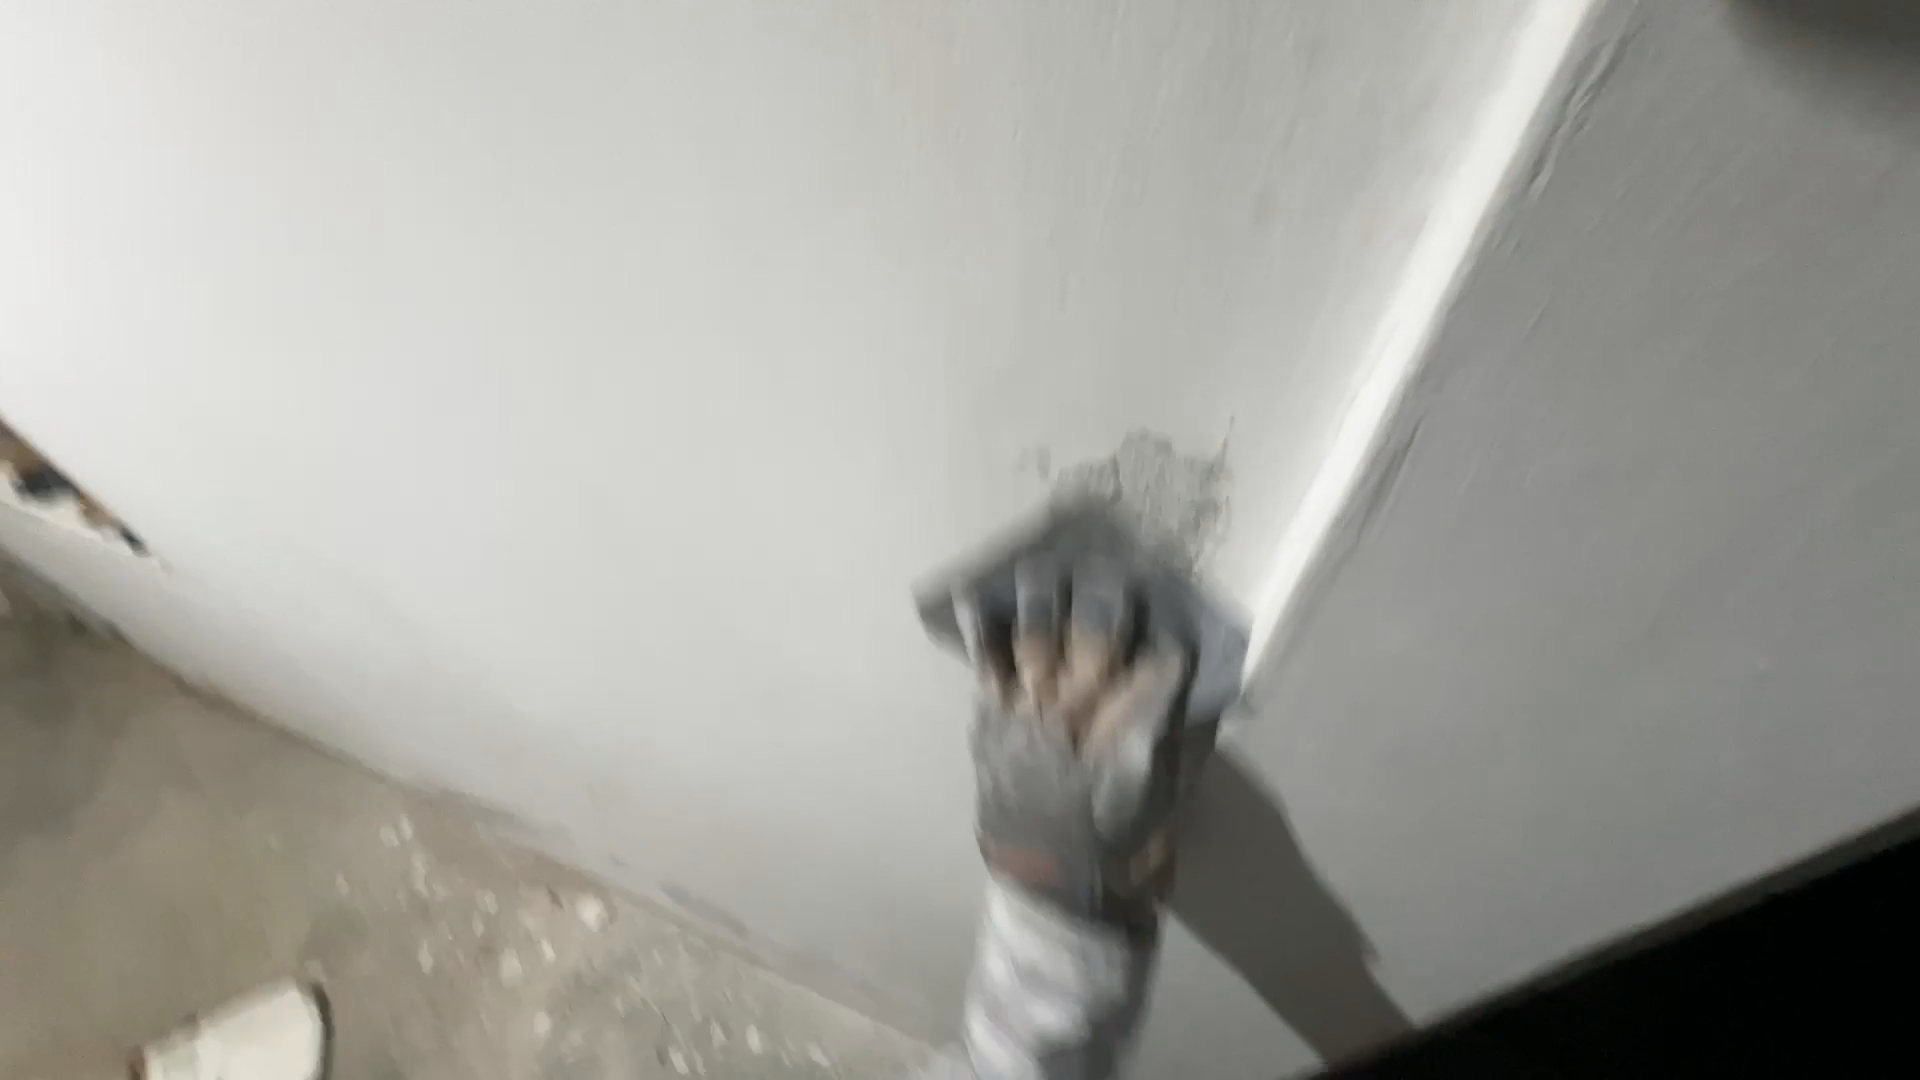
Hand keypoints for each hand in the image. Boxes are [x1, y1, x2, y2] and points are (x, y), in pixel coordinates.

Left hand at [954, 556, 1193, 936]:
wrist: (1052, 889)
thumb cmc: (1122, 847)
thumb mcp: (1167, 799)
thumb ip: (1178, 736)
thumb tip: (1188, 681)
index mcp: (1125, 744)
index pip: (1153, 676)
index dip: (1166, 649)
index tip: (1175, 629)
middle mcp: (1073, 722)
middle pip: (1093, 645)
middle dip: (1106, 604)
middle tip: (1116, 572)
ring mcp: (1024, 718)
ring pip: (1036, 644)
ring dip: (1044, 600)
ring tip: (1046, 563)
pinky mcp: (990, 722)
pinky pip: (985, 668)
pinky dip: (982, 631)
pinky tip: (976, 596)